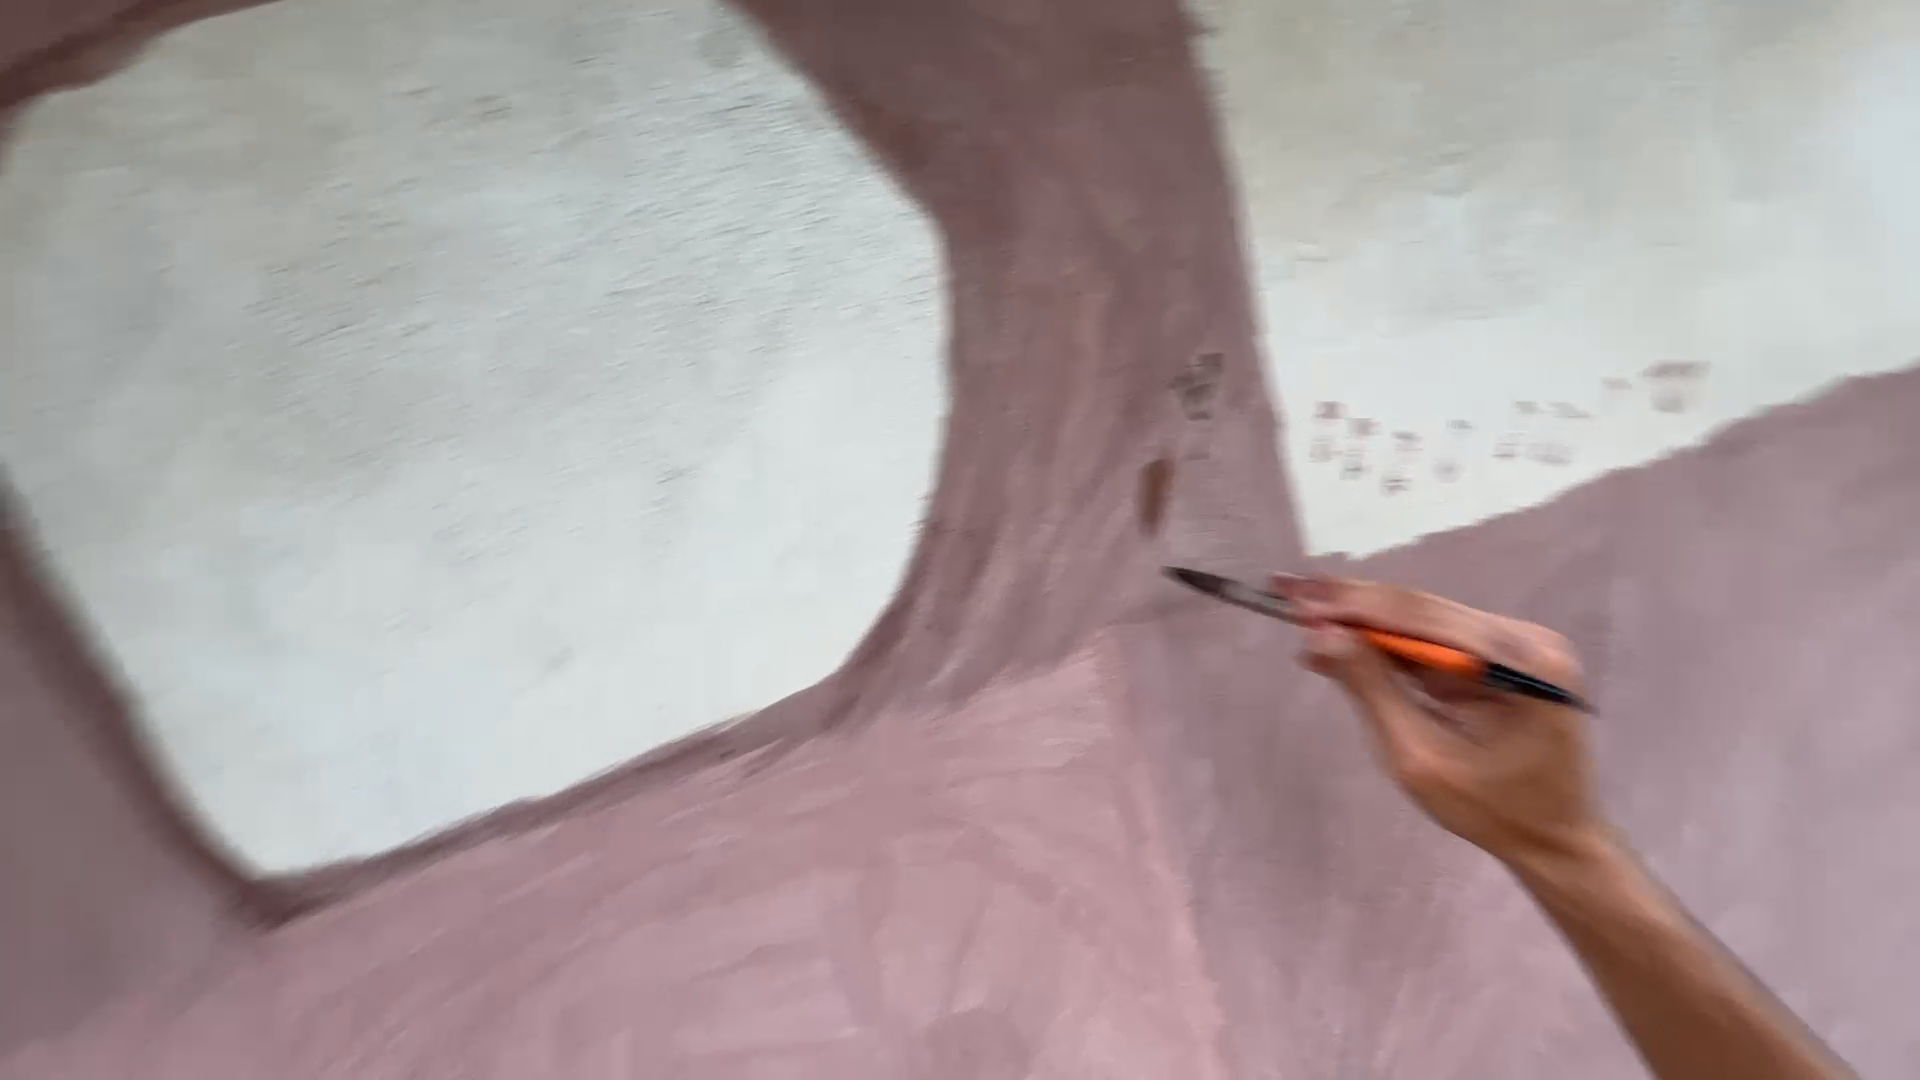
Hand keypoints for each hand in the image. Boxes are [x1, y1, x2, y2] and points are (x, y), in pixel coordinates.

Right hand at [1275, 575, 1600, 867]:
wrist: (1553, 840)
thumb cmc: (1489, 809)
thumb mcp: (1418, 756)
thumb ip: (1371, 688)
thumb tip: (1319, 633)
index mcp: (1521, 662)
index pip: (1418, 617)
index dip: (1351, 606)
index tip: (1294, 599)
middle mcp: (1524, 638)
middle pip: (1417, 608)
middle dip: (1347, 602)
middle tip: (1285, 588)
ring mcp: (1513, 643)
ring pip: (1417, 618)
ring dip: (1358, 617)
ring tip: (1300, 608)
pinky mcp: (1496, 655)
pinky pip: (1426, 637)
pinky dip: (1379, 639)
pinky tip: (1335, 635)